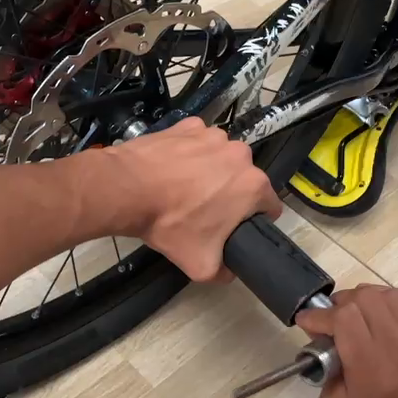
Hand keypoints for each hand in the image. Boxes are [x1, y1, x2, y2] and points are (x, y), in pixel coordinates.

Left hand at [98, 119, 280, 281]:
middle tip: (203, 212)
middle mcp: (240, 154)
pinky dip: (189, 153)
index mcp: (254, 185)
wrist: (128, 188)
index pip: (270, 206)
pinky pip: (197, 142)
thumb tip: (228, 270)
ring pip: (221, 158)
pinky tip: (171, 168)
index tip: (234, 229)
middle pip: (245, 180)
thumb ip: (225, 273)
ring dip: (211, 171)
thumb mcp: (202, 266)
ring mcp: (213, 135)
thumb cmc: (171, 224)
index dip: (255, 221)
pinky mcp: (188, 125)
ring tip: (183, 189)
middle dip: (231, 195)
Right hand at [304, 285, 397, 397]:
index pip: (347, 318)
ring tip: (348, 321)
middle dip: (342, 304)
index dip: (320, 316)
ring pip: (395, 299)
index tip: (304, 325)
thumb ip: (328, 378)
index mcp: (375, 377)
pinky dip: (389, 309)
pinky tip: (372, 326)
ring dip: (367, 302)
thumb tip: (329, 349)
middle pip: (372, 300)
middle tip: (325, 325)